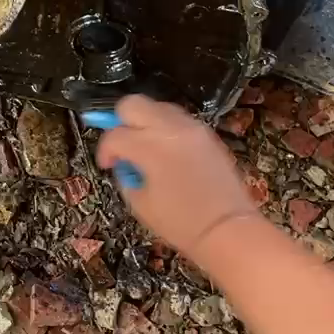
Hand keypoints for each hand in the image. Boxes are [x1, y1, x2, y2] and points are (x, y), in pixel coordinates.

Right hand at [91, 95, 261, 262]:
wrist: (228, 228)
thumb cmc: (181, 223)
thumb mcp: (140, 204)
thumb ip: (127, 175)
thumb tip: (125, 163)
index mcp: (150, 147)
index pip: (115, 135)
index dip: (105, 151)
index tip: (107, 165)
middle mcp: (171, 129)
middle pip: (132, 104)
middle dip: (120, 121)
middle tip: (122, 145)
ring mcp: (192, 128)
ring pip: (157, 107)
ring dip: (145, 123)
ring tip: (146, 149)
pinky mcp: (207, 134)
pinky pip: (178, 120)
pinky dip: (166, 129)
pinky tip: (166, 153)